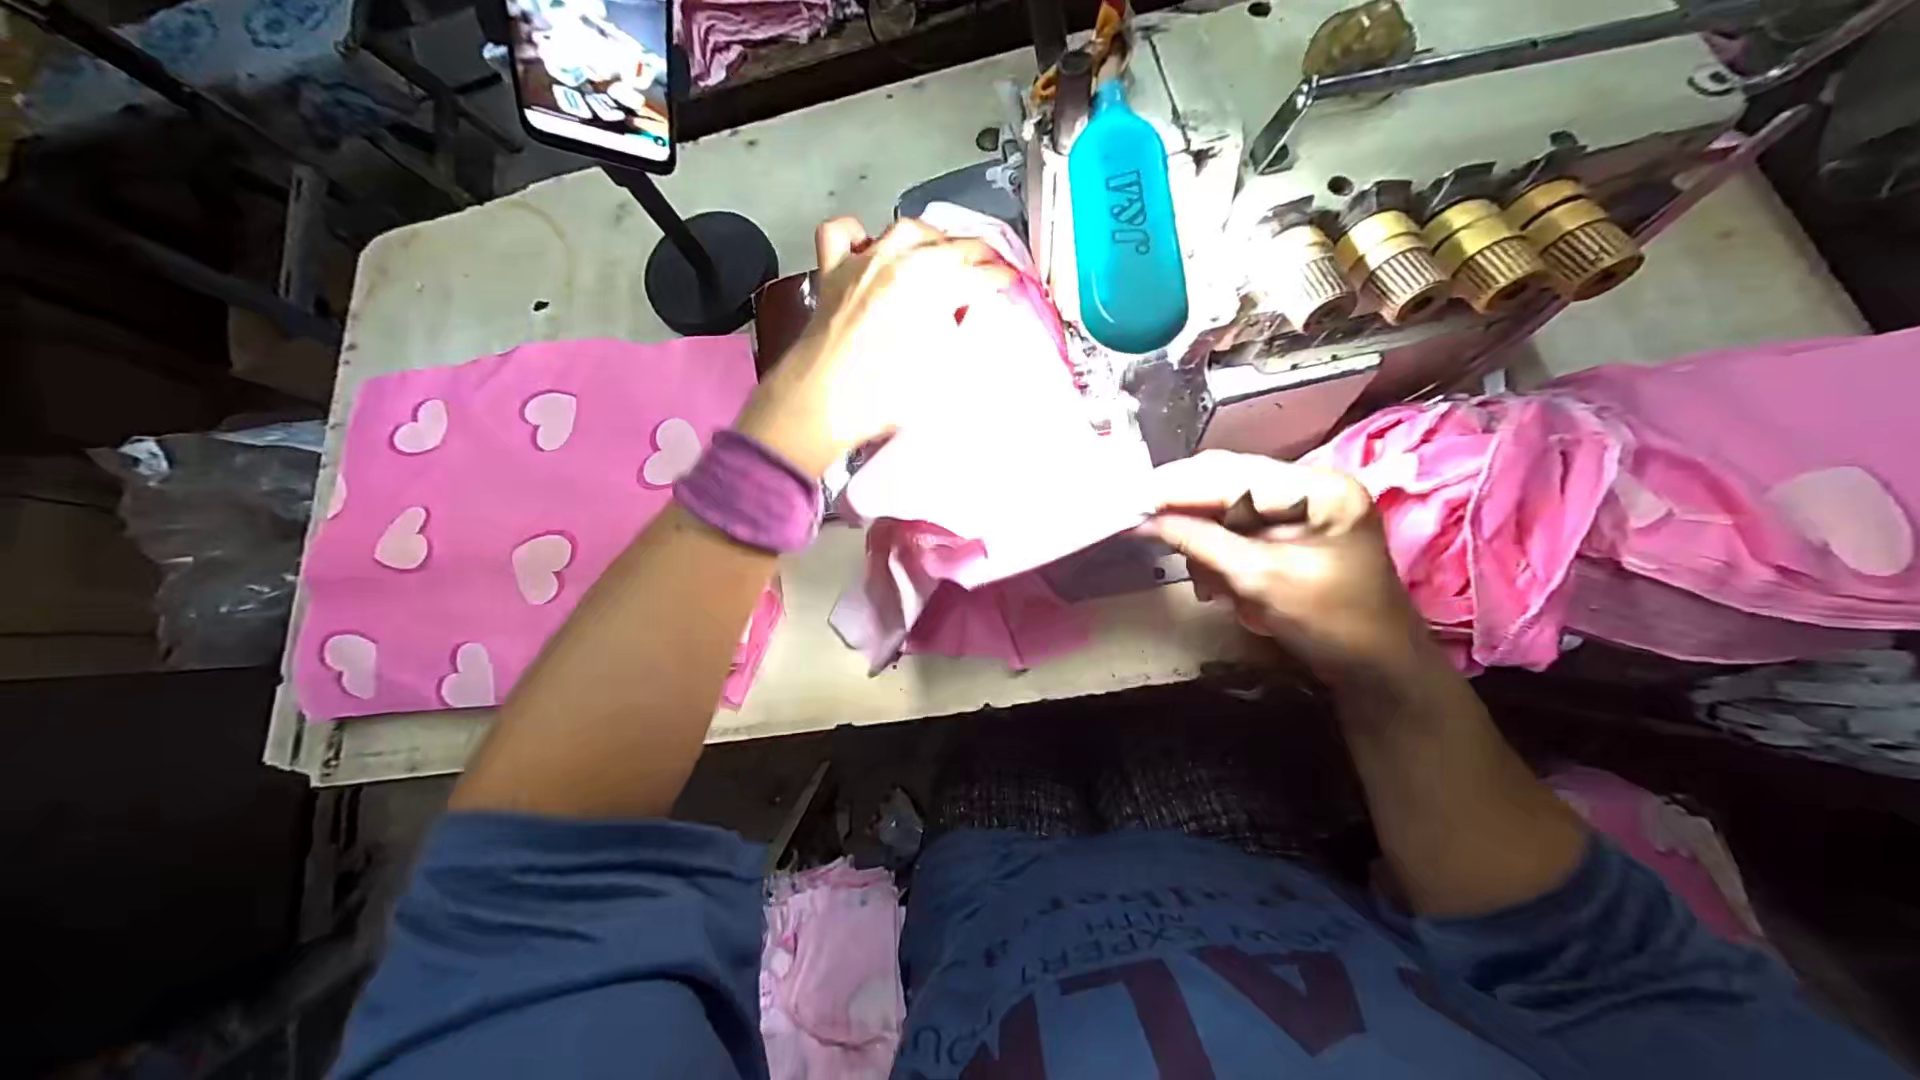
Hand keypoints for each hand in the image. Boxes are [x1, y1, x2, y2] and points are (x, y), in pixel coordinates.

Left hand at [736, 217, 1016, 477]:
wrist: (822, 404)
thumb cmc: (879, 398)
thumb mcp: (940, 370)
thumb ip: (958, 334)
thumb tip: (964, 319)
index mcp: (931, 287)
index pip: (978, 273)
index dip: (999, 277)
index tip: (1009, 281)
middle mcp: (897, 264)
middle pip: (946, 244)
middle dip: (974, 252)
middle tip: (986, 265)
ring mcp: (862, 265)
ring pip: (903, 230)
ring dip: (930, 237)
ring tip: (941, 250)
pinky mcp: (832, 274)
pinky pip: (842, 234)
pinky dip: (859, 234)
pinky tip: (869, 247)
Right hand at [1145, 450, 1436, 685]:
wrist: (1379, 668)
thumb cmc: (1333, 625)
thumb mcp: (1261, 581)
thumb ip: (1201, 543)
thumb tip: (1146, 521)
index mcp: (1319, 488)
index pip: (1232, 474)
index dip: (1178, 488)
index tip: (1133, 504)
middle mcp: (1310, 484)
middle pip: (1226, 480)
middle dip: (1187, 510)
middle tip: (1144, 527)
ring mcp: (1301, 505)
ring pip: (1224, 503)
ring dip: (1203, 538)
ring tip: (1208, 582)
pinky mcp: (1290, 528)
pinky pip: (1236, 525)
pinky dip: (1218, 551)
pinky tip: (1219, 582)